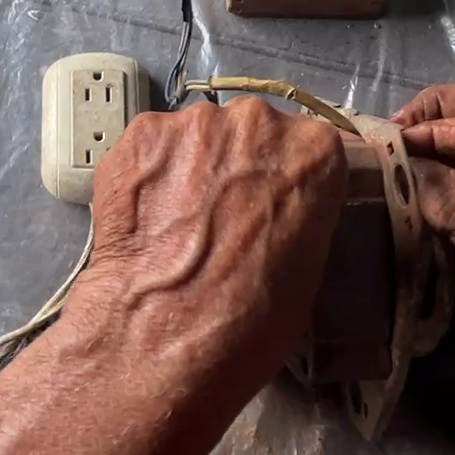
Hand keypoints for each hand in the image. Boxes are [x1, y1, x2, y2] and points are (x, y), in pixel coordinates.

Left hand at [61, 97, 346, 437]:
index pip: (308, 145)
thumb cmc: (248, 319)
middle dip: (238, 163)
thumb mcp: (309, 266)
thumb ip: (299, 210)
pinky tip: (146, 217)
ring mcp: (193, 122)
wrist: (162, 334)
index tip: (272, 199)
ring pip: (197, 135)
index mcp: (313, 150)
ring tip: (178, 222)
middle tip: (223, 212)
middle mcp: (256, 120)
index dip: (287, 175)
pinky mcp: (140, 135)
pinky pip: (151, 148)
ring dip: (192, 166)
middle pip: (251, 130)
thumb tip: (277, 206)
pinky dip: (148, 174)